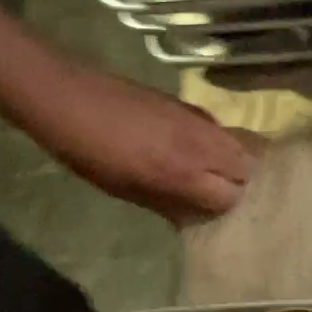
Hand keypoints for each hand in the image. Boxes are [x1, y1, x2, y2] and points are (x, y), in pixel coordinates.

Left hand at [12, 61, 257, 224]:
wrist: (62, 94)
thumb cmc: (86, 151)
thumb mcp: (124, 189)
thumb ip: (169, 203)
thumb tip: (197, 217)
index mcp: (182, 174)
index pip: (233, 198)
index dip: (229, 208)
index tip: (219, 214)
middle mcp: (201, 148)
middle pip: (249, 171)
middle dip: (244, 185)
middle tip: (231, 195)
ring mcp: (199, 123)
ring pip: (244, 148)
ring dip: (240, 164)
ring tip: (228, 174)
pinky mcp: (191, 107)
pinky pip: (223, 131)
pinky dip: (225, 144)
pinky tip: (207, 150)